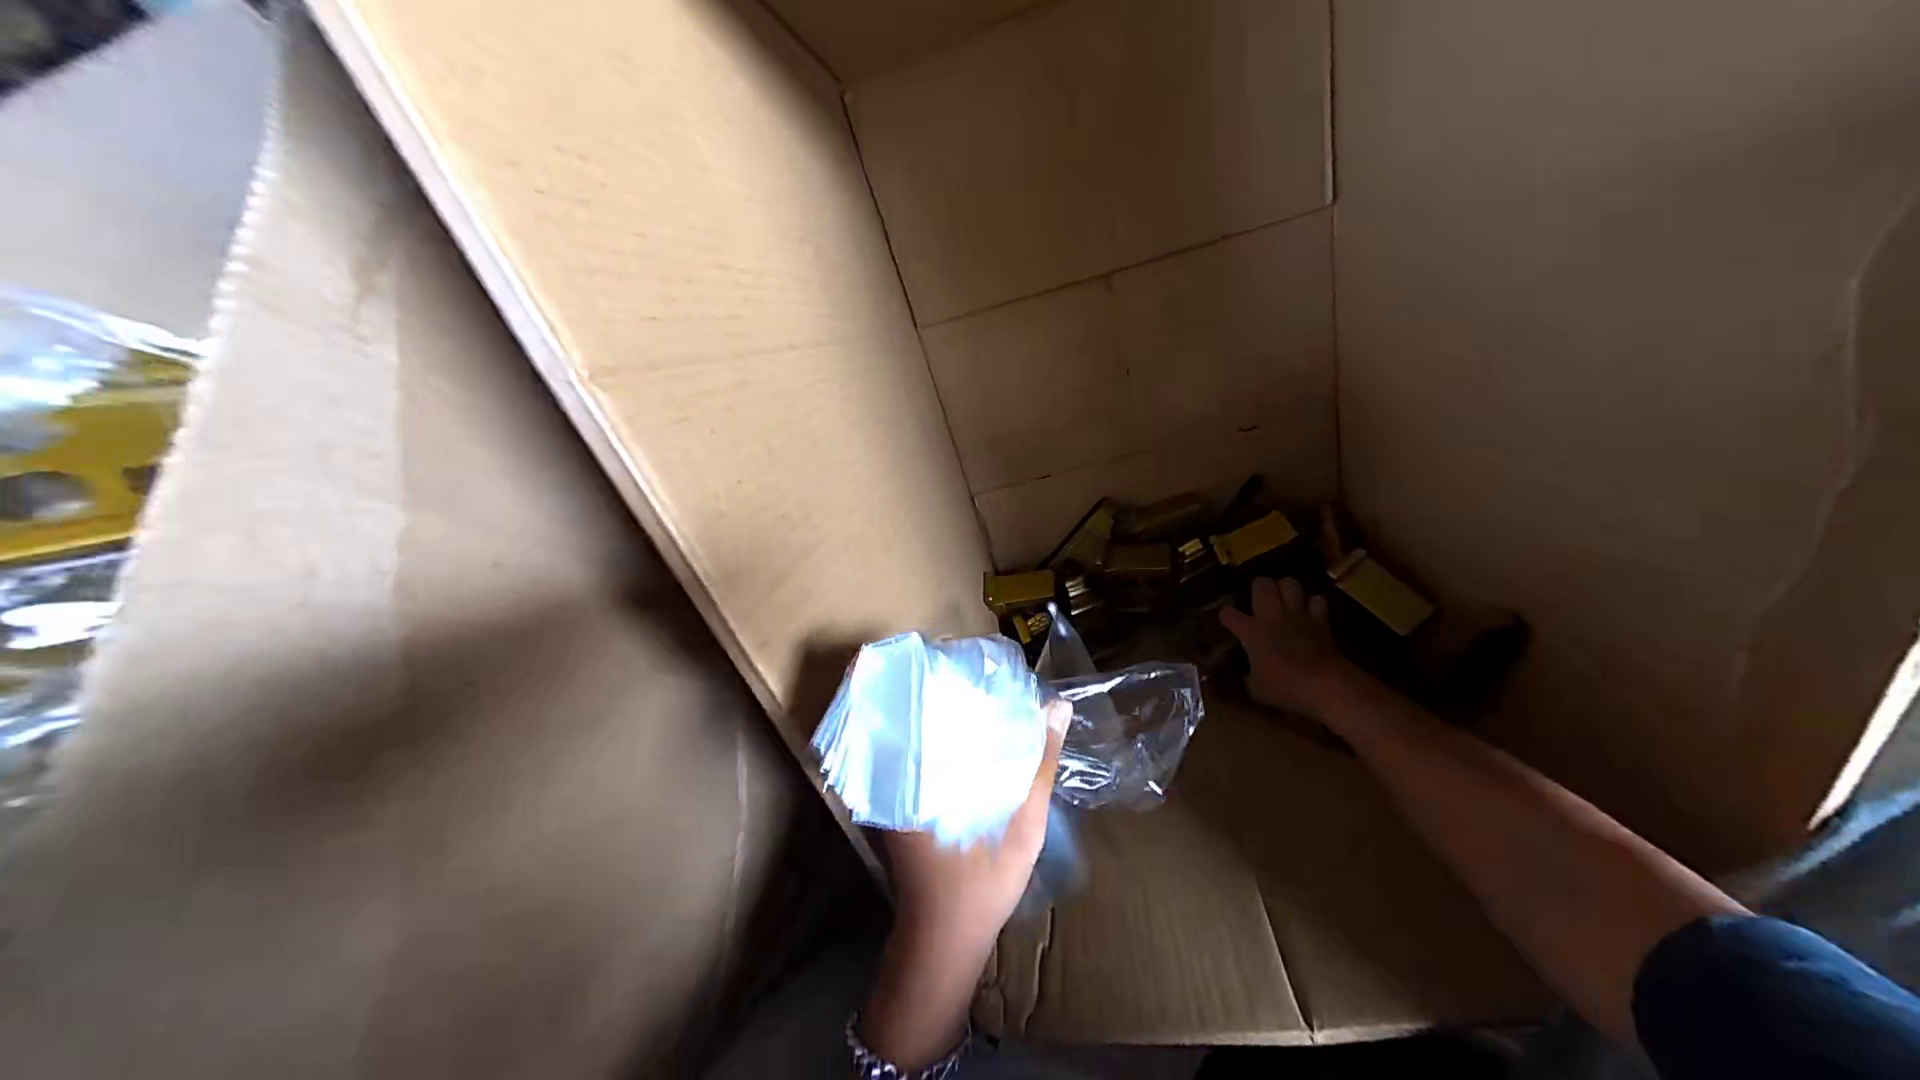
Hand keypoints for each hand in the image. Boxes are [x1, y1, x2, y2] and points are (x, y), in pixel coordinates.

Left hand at [860, 700, 1068, 1068]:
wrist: (946, 940)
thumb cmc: (981, 884)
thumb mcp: (1022, 825)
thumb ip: (1039, 766)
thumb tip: (1058, 706)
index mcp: (916, 775)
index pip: (912, 707)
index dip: (927, 676)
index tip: (953, 656)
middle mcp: (894, 778)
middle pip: (909, 718)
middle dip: (934, 693)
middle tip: (966, 670)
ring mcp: (891, 795)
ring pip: (911, 740)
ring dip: (935, 718)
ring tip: (965, 694)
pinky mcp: (897, 809)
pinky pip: (913, 762)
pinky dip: (935, 745)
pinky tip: (960, 739)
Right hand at [1220, 577, 1361, 715]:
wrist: (1325, 684)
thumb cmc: (1285, 688)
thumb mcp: (1256, 689)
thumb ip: (1248, 676)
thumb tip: (1246, 675)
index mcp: (1251, 632)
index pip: (1228, 614)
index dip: (1226, 615)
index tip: (1228, 621)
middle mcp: (1272, 616)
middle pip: (1262, 583)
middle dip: (1259, 586)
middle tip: (1260, 597)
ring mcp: (1297, 614)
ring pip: (1290, 583)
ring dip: (1286, 588)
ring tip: (1285, 599)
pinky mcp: (1320, 619)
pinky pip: (1317, 599)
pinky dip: (1313, 604)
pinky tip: (1310, 612)